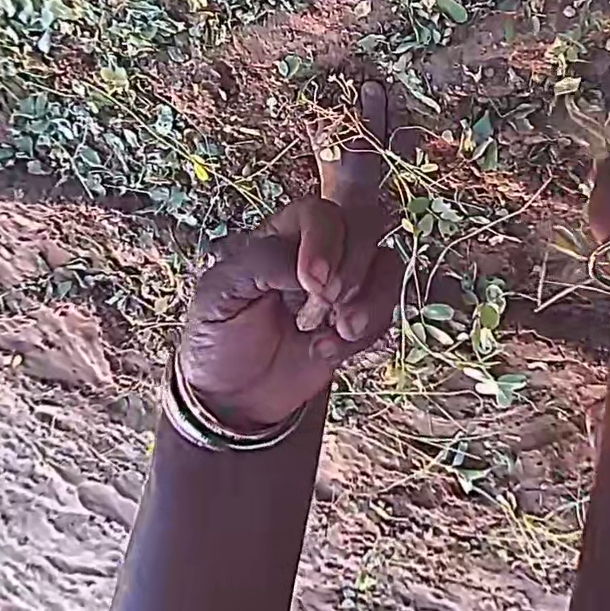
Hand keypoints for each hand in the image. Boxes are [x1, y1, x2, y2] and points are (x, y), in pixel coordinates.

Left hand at [178, 197, 401, 430]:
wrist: (236, 398)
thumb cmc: (220, 337)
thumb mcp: (219, 294)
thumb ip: (261, 263)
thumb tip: (313, 269)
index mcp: (283, 234)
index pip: (319, 213)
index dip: (325, 241)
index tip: (313, 282)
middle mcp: (321, 249)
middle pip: (364, 227)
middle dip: (351, 270)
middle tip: (324, 306)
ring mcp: (348, 278)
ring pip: (387, 262)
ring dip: (369, 300)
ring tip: (337, 332)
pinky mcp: (364, 310)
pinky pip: (390, 301)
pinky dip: (371, 326)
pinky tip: (332, 349)